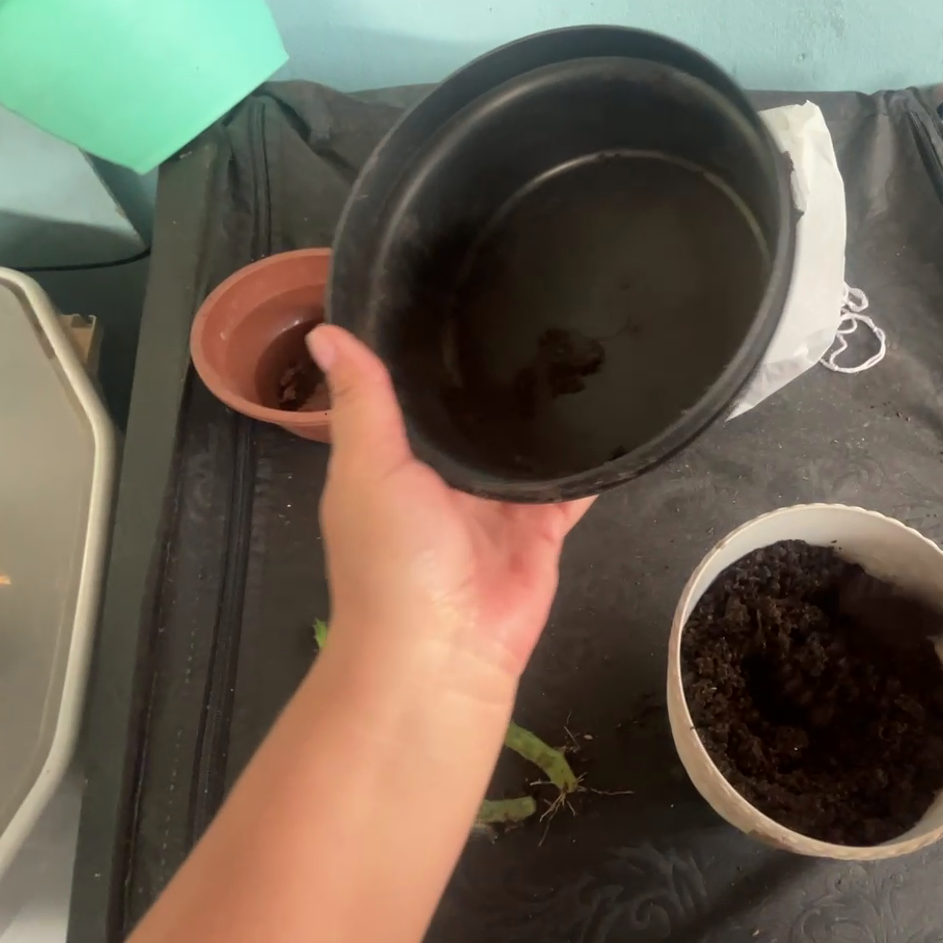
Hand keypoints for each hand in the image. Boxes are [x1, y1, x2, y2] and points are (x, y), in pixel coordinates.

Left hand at [306, 325, 591, 700]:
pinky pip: (572, 489)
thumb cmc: (394, 557)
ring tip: (580, 353)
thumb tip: (327, 330)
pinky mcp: (544, 528)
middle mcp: (451, 478)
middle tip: (537, 310)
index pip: (418, 395)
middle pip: (480, 420)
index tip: (458, 295)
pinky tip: (615, 418)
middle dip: (502, 380)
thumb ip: (364, 403)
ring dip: (549, 417)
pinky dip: (591, 465)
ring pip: (529, 449)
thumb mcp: (368, 470)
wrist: (445, 647)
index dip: (434, 353)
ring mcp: (502, 504)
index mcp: (400, 461)